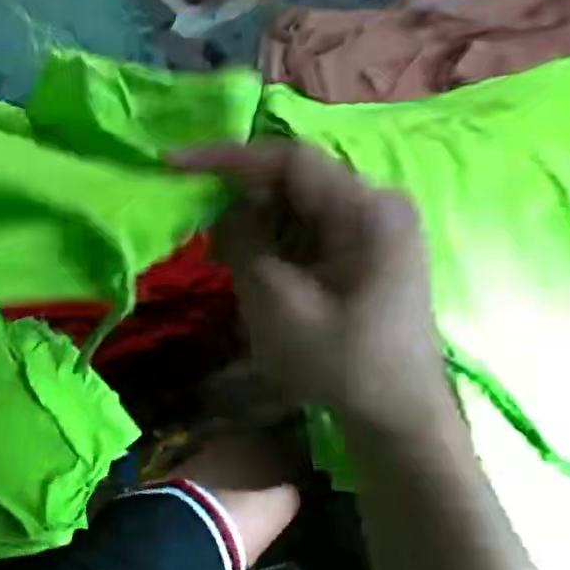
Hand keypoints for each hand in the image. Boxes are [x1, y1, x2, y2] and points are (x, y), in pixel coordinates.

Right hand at [174, 142, 447, 430]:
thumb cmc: (340, 362)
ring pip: (296, 204)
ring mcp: (373, 226)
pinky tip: (254, 268)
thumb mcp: (278, 304)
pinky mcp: (363, 248)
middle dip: (238, 198)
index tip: (172, 163)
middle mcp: (375, 204)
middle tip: (198, 230)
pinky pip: (307, 228)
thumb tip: (225, 207)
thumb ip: (246, 244)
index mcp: (366, 210)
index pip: (288, 160)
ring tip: (223, 257)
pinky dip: (272, 241)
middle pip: (292, 179)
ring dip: (253, 224)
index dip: (227, 157)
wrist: (397, 412)